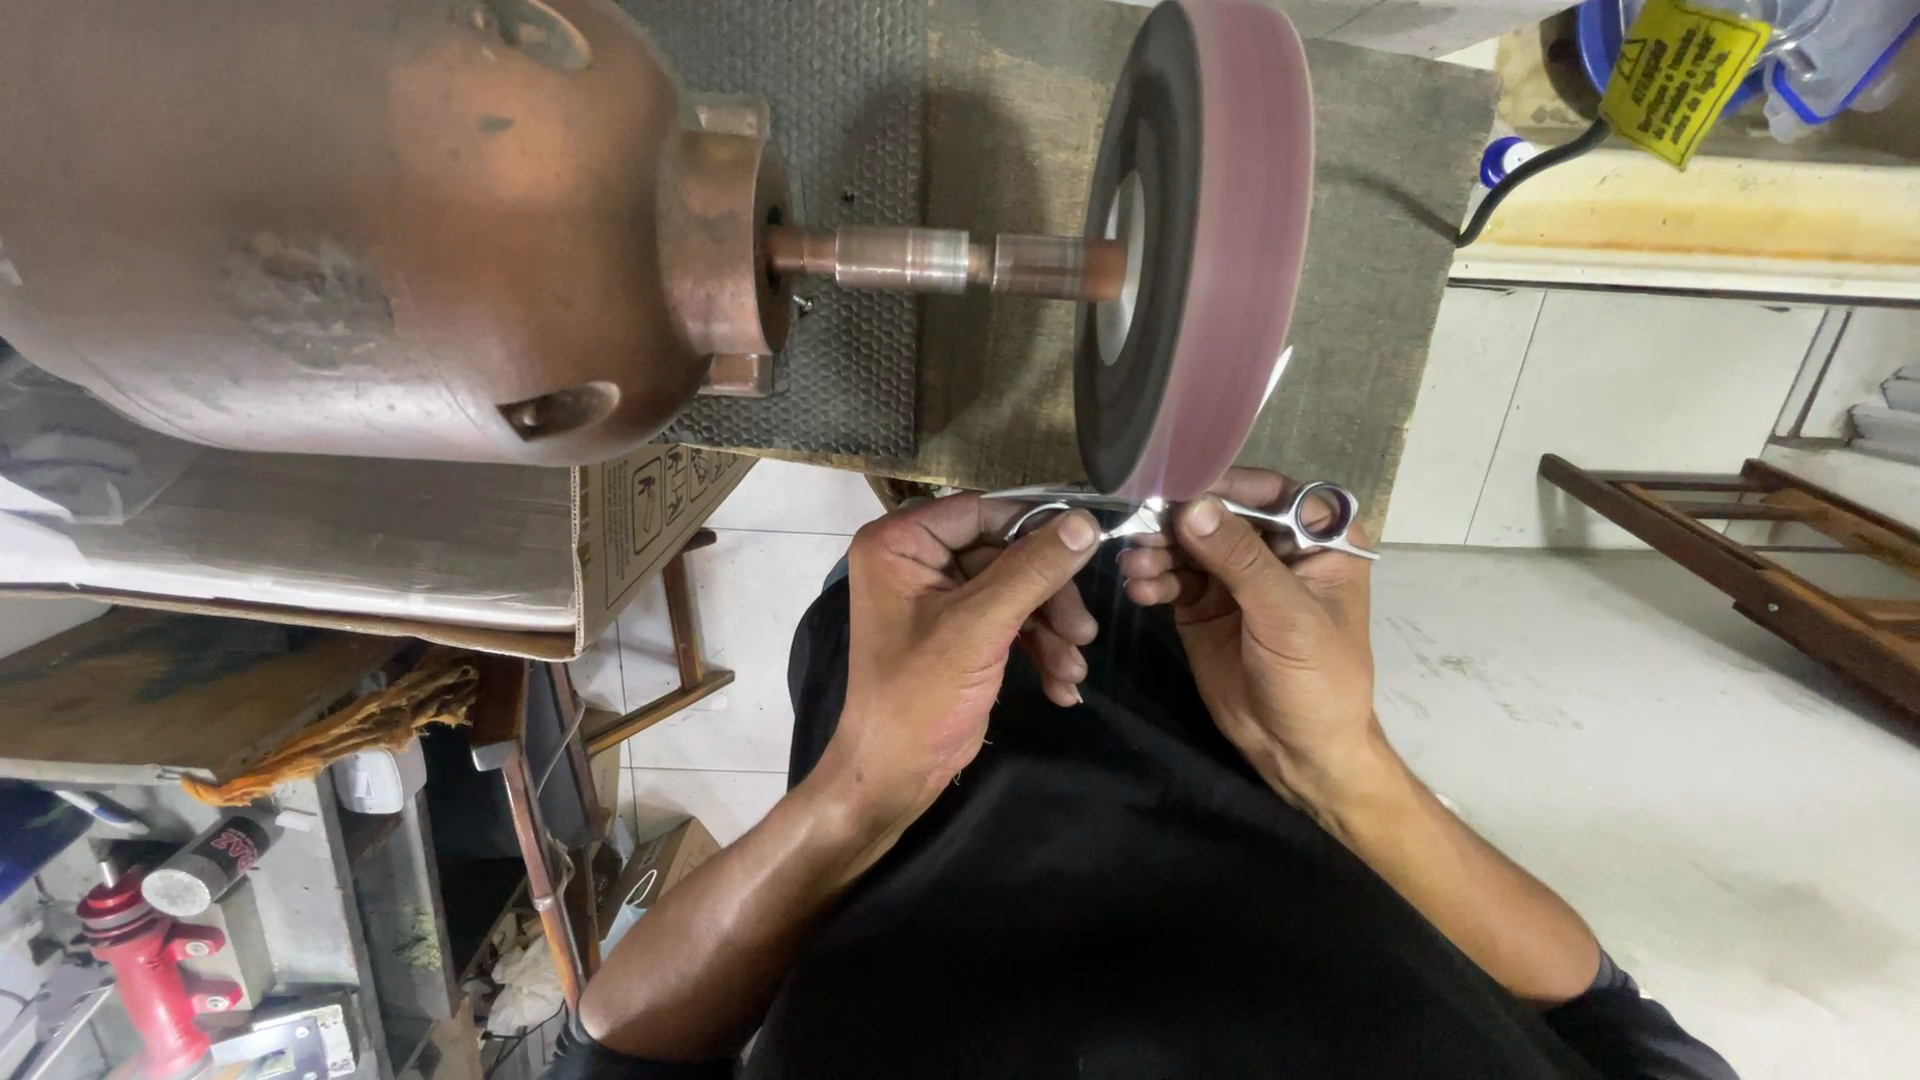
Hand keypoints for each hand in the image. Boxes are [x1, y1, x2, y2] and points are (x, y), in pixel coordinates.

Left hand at [823, 494, 1100, 822]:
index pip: (980, 512)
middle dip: (1049, 597)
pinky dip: (1039, 648)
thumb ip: (1033, 570)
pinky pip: (1010, 620)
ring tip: (1074, 668)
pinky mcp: (961, 630)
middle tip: (1084, 632)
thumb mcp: (980, 627)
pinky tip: (1062, 684)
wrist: (897, 772)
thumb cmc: (920, 694)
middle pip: (1005, 554)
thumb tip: (1086, 523)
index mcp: (900, 544)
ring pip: (1015, 589)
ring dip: (1051, 629)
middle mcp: (917, 561)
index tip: (1087, 544)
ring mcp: (941, 597)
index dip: (1035, 528)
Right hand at [1119, 469, 1381, 810]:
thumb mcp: (1286, 617)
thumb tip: (1192, 507)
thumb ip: (1240, 560)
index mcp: (1318, 540)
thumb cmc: (1318, 680)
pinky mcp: (1202, 604)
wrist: (1296, 751)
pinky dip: (1154, 580)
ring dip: (1158, 551)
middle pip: (1218, 515)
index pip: (1270, 493)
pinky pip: (1172, 578)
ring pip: (1189, 545)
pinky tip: (1140, 590)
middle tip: (1140, 530)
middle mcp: (1274, 549)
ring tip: (1135, 568)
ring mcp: (1234, 578)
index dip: (1224, 485)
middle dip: (1178, 523)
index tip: (1177, 489)